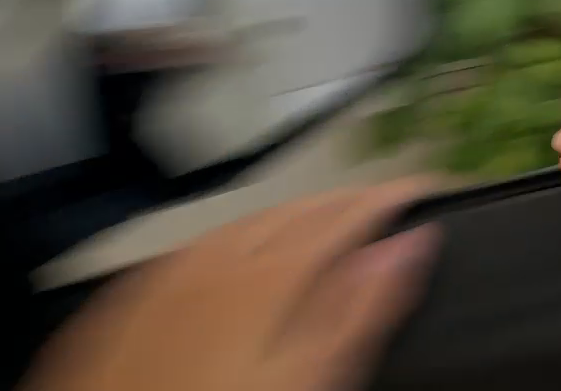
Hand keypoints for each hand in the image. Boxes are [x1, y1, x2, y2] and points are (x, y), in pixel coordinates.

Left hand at [22, 179, 438, 390]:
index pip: (354, 209)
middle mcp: (220, 258)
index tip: (437, 187)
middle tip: (393, 208)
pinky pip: (197, 246)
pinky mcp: (122, 307)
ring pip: (251, 220)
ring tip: (333, 222)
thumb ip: (365, 306)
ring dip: (302, 213)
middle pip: (305, 206)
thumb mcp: (312, 379)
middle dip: (355, 199)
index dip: (401, 193)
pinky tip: (243, 252)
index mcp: (271, 271)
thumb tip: (415, 238)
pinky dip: (241, 236)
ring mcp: (166, 278)